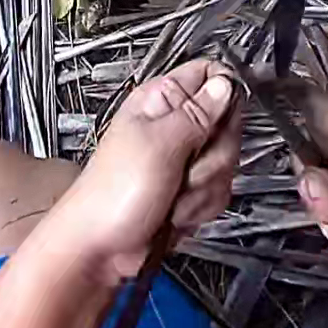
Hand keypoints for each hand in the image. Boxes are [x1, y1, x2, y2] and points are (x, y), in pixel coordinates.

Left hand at [40, 58, 242, 282]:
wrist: (99, 252)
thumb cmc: (111, 194)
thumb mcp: (159, 144)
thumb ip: (198, 112)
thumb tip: (225, 83)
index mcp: (162, 99)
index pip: (213, 76)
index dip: (224, 96)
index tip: (216, 123)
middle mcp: (176, 123)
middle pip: (227, 121)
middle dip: (213, 154)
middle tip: (187, 166)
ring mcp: (185, 155)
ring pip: (226, 158)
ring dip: (204, 185)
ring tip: (175, 193)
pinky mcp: (192, 185)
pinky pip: (220, 188)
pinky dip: (202, 205)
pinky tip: (177, 210)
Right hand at [294, 92, 327, 274]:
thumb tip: (303, 183)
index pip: (317, 102)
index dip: (285, 94)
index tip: (252, 90)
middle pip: (306, 133)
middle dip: (301, 167)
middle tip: (316, 203)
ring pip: (311, 163)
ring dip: (313, 193)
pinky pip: (321, 184)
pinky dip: (321, 207)